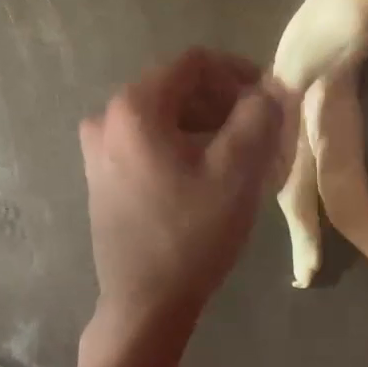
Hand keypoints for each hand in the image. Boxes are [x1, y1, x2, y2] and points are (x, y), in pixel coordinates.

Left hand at [79, 49, 291, 338]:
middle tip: (259, 134)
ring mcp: (97, 152)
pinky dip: (180, 148)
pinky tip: (207, 178)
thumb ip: (258, 115)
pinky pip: (147, 145)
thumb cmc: (192, 235)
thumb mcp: (237, 171)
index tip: (269, 101)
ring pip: (163, 119)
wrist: (145, 303)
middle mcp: (105, 120)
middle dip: (222, 104)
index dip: (239, 73)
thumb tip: (270, 88)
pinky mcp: (101, 179)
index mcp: (133, 108)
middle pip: (176, 89)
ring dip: (204, 128)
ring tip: (239, 159)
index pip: (194, 63)